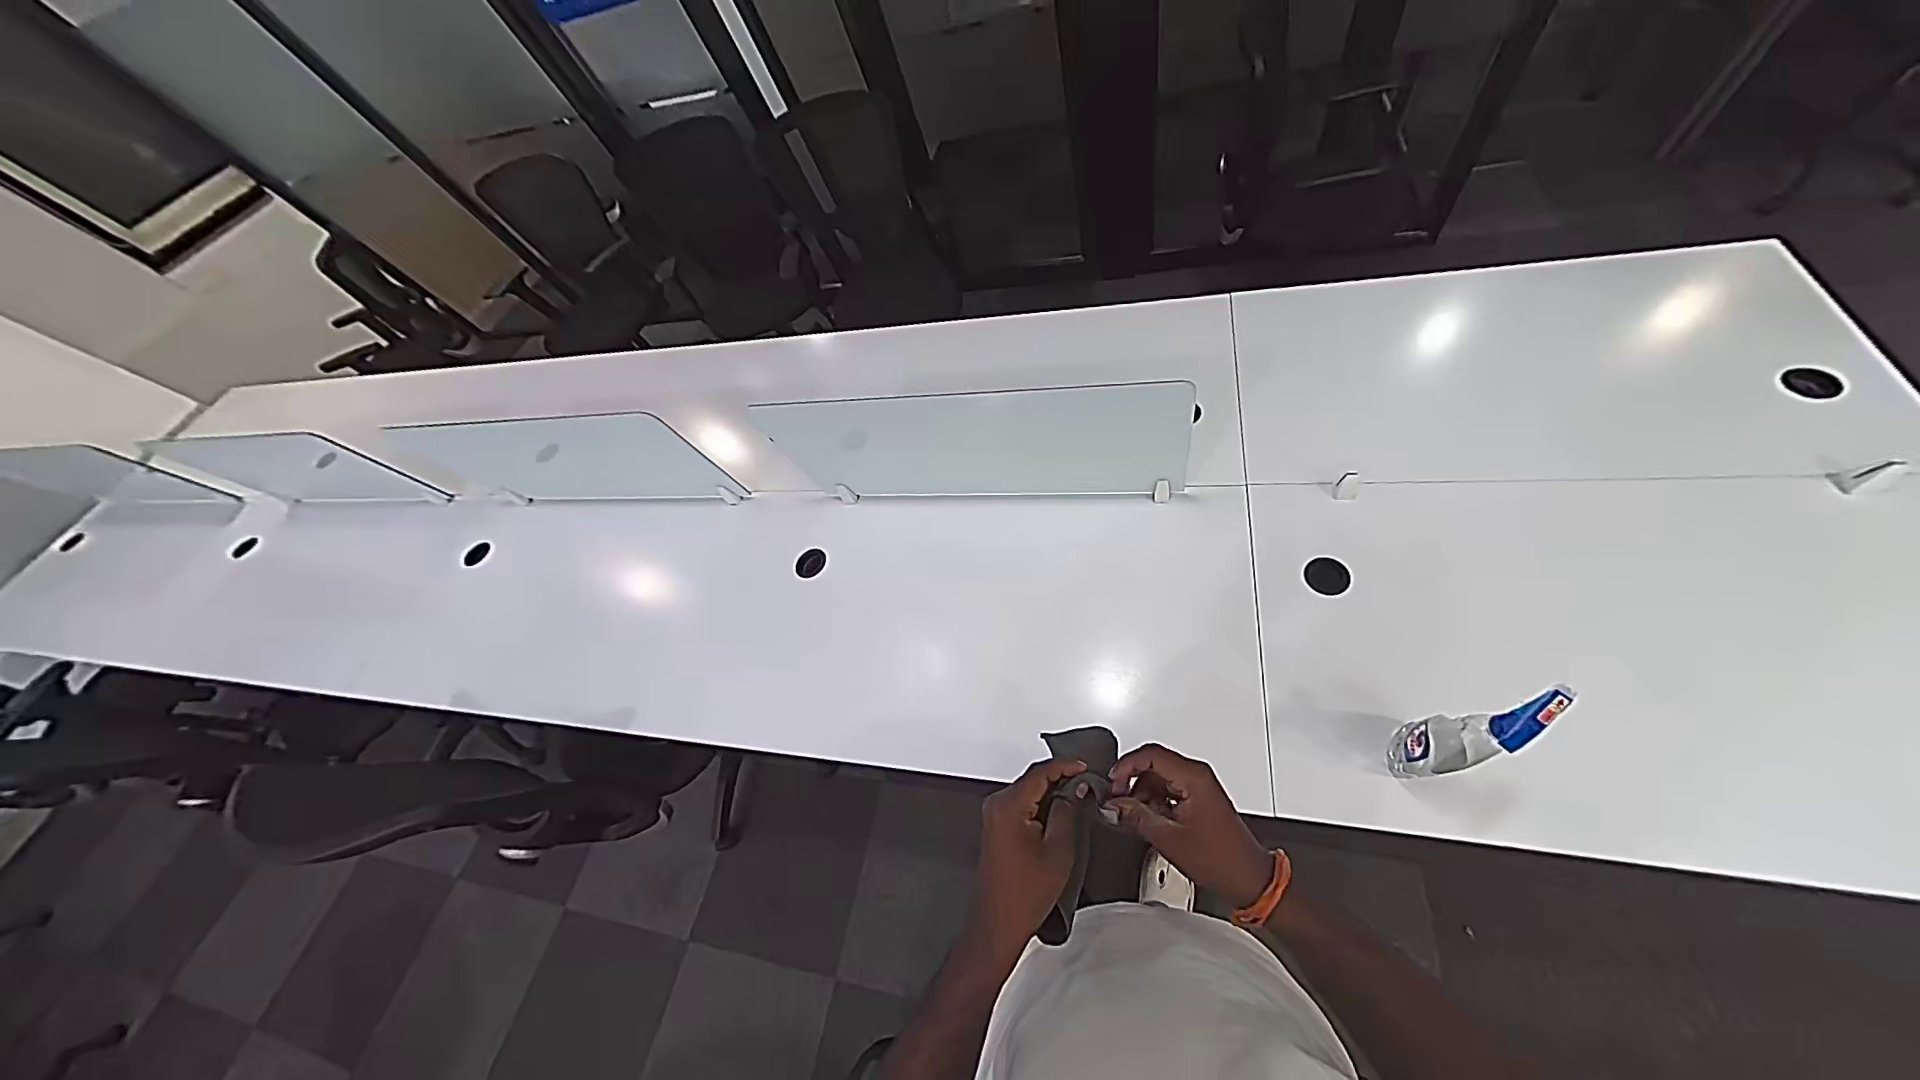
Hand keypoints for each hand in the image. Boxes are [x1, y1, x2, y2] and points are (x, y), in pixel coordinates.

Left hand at [971, 758, 1085, 952]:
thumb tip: (1075, 790)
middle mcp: (997, 805)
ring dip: (1051, 792)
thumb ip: (1068, 812)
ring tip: (1077, 798)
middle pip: (1032, 779)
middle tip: (1085, 782)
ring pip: (1028, 791)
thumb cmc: (1024, 893)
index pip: (1039, 772)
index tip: (1083, 766)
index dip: (1065, 766)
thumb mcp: (1059, 849)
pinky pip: (1022, 804)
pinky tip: (1058, 813)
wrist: (1000, 920)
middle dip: (1060, 778)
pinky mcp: (997, 825)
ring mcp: (994, 815)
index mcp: (1009, 806)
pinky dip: (1041, 804)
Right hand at [1108, 743, 1273, 908]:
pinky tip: (1151, 821)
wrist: (1249, 879)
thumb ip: (1136, 817)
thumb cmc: (1222, 860)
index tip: (1112, 784)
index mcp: (1193, 777)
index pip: (1150, 754)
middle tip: (1118, 802)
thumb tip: (1112, 806)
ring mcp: (1197, 786)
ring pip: (1158, 777)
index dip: (1125, 766)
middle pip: (1152, 764)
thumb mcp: (1169, 838)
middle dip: (1132, 783)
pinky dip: (1154, 802)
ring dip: (1142, 795)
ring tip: (1136, 818)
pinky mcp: (1197, 798)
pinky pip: (1167, 789)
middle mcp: (1196, 776)